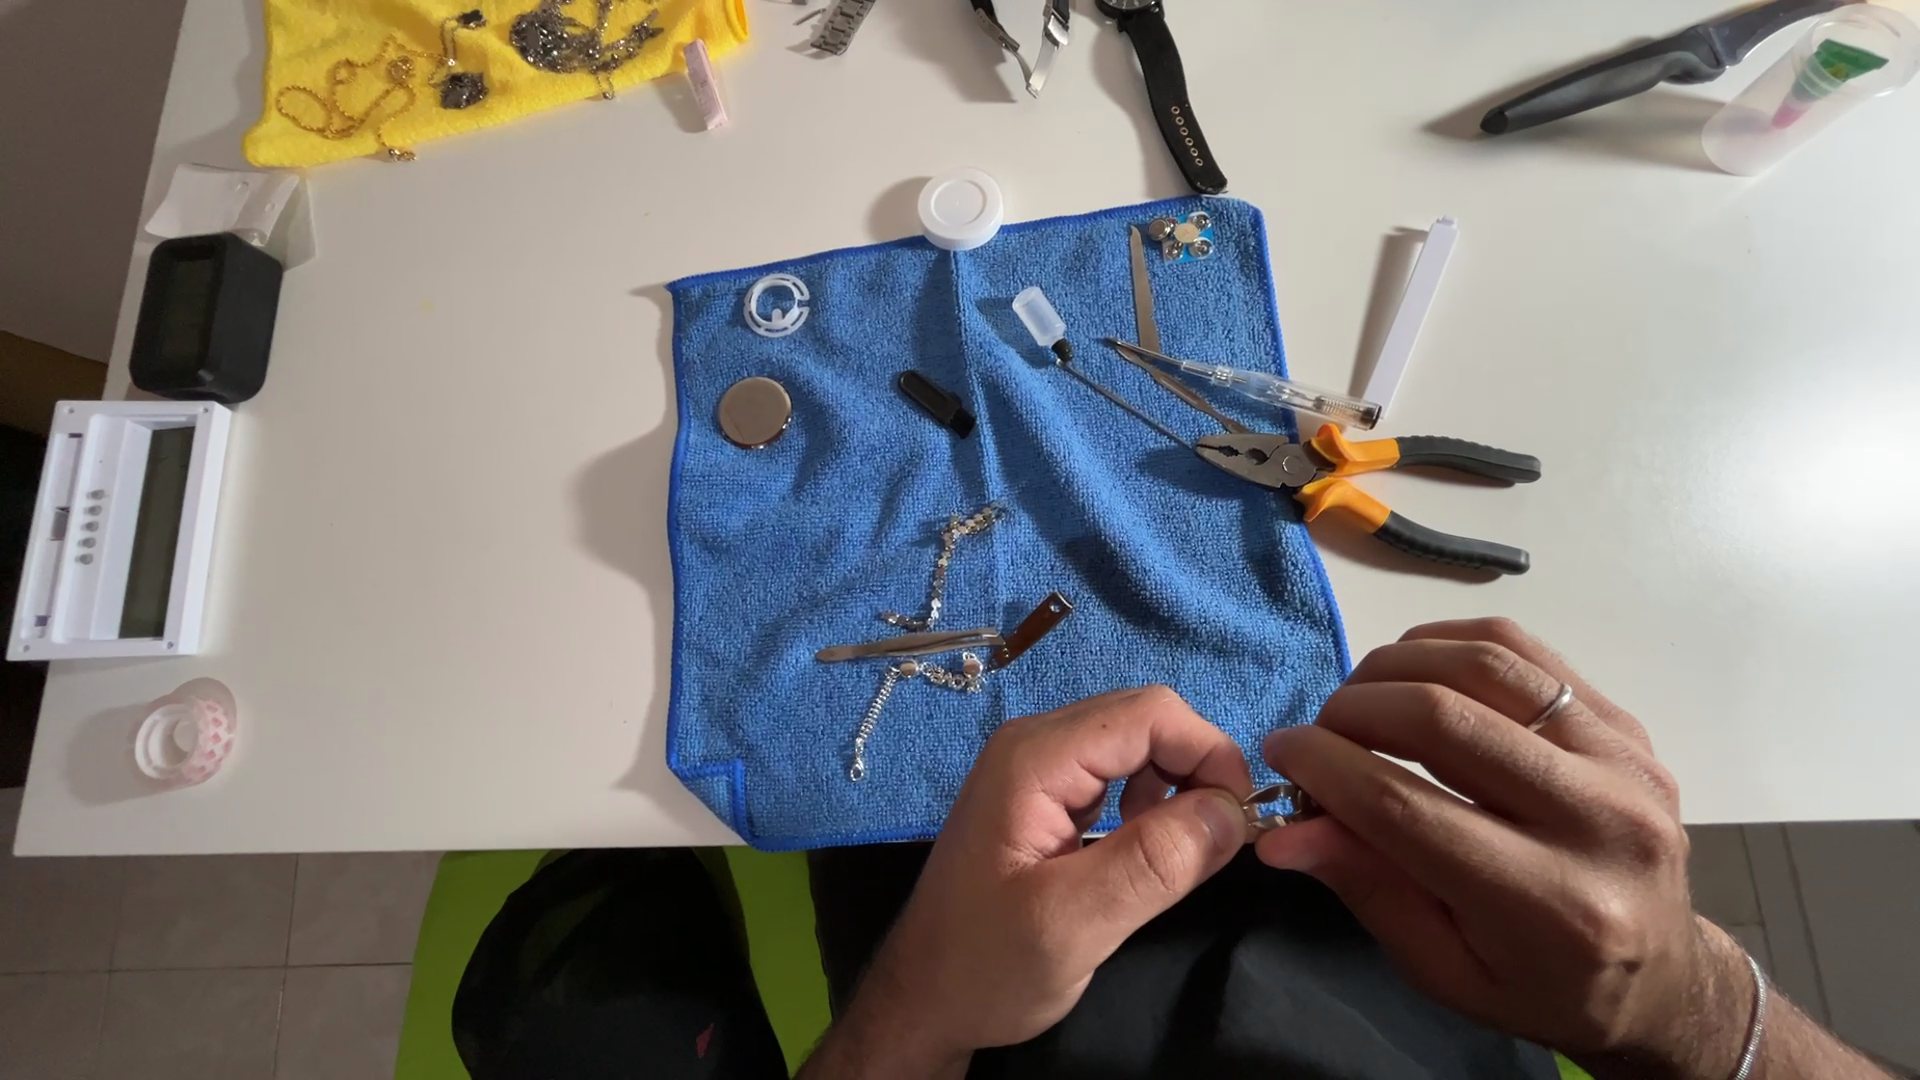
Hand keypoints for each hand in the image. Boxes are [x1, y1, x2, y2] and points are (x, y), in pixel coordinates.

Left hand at [837, 687, 1251, 1072]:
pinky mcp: (1044, 791)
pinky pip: (1113, 769)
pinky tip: (1148, 839)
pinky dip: (1150, 795)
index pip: (1146, 713)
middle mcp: (1035, 742)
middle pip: (1141, 718)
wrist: (925, 993)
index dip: (1207, 751)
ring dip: (1176, 780)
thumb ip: (1152, 864)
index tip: (1240, 819)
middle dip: (1196, 764)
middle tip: (1223, 836)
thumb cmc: (986, 964)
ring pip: (1132, 741)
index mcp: (1034, 757)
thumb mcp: (1071, 925)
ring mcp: (1036, 764)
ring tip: (1188, 844)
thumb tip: (1231, 811)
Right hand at [1257, 619, 1753, 1078]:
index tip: (1280, 752)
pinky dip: (1441, 644)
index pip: (1401, 804)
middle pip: (1439, 718)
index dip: (1321, 765)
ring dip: (1390, 669)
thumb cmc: (1535, 983)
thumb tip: (1277, 832)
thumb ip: (1361, 884)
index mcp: (1550, 906)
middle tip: (1321, 733)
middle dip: (1349, 711)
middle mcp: (1601, 823)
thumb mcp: (1438, 965)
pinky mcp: (1624, 725)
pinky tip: (1413, 675)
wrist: (1664, 979)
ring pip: (1477, 664)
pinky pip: (1515, 646)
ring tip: (1361, 702)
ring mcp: (1624, 762)